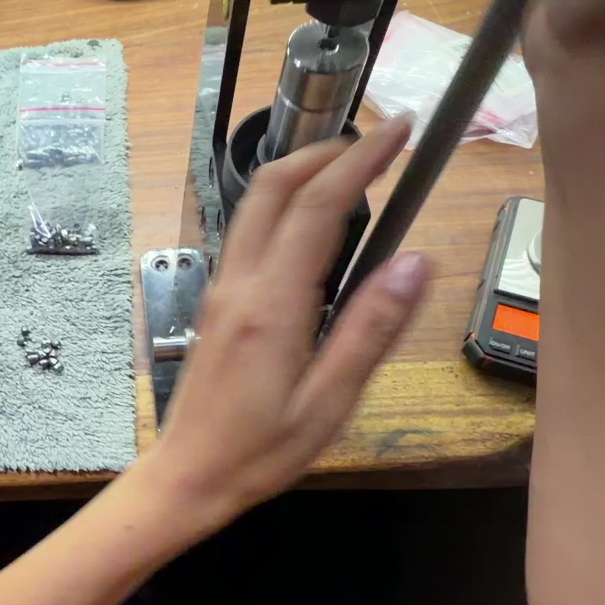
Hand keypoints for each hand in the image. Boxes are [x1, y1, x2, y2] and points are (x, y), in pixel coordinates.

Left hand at [134, 119, 427, 526]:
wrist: (186, 475)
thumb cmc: (257, 452)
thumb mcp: (327, 404)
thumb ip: (369, 331)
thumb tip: (417, 262)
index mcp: (271, 307)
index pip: (317, 206)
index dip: (362, 158)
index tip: (401, 129)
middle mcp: (238, 287)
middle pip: (272, 188)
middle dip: (324, 150)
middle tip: (376, 142)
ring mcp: (219, 294)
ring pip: (253, 208)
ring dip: (299, 175)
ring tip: (351, 172)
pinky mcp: (214, 308)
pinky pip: (247, 239)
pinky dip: (282, 210)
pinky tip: (313, 229)